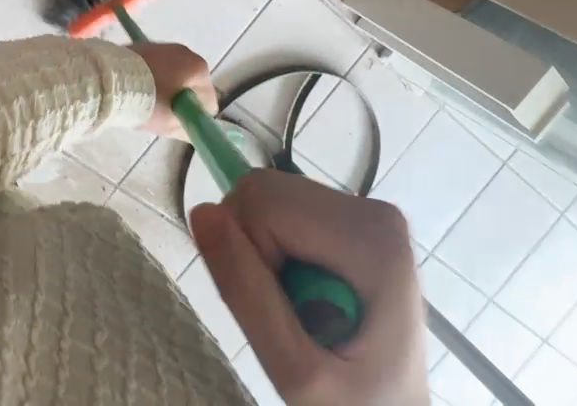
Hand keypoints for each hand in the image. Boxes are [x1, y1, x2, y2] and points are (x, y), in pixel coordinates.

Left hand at [129, 41, 215, 139]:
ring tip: (149, 101)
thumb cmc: (148, 102)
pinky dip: (153, 77)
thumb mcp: (170, 125)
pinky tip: (139, 89)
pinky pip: (157, 67)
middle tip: (164, 114)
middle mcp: (186, 52)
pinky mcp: (144, 45)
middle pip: (190, 84)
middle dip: (181, 99)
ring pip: (173, 74)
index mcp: (199, 68)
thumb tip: (193, 130)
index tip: (180, 123)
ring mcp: (164, 46)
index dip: (196, 115)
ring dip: (166, 87)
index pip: (207, 100)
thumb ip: (189, 129)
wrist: (111, 79)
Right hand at [189, 172, 428, 405]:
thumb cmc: (355, 404)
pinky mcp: (352, 219)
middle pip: (265, 192)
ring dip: (261, 250)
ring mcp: (365, 212)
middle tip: (280, 310)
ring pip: (268, 198)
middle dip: (252, 248)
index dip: (248, 252)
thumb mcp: (297, 373)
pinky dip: (274, 248)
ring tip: (293, 305)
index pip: (264, 200)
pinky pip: (281, 210)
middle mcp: (374, 212)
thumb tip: (202, 212)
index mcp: (373, 241)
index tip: (275, 309)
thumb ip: (248, 294)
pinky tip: (303, 290)